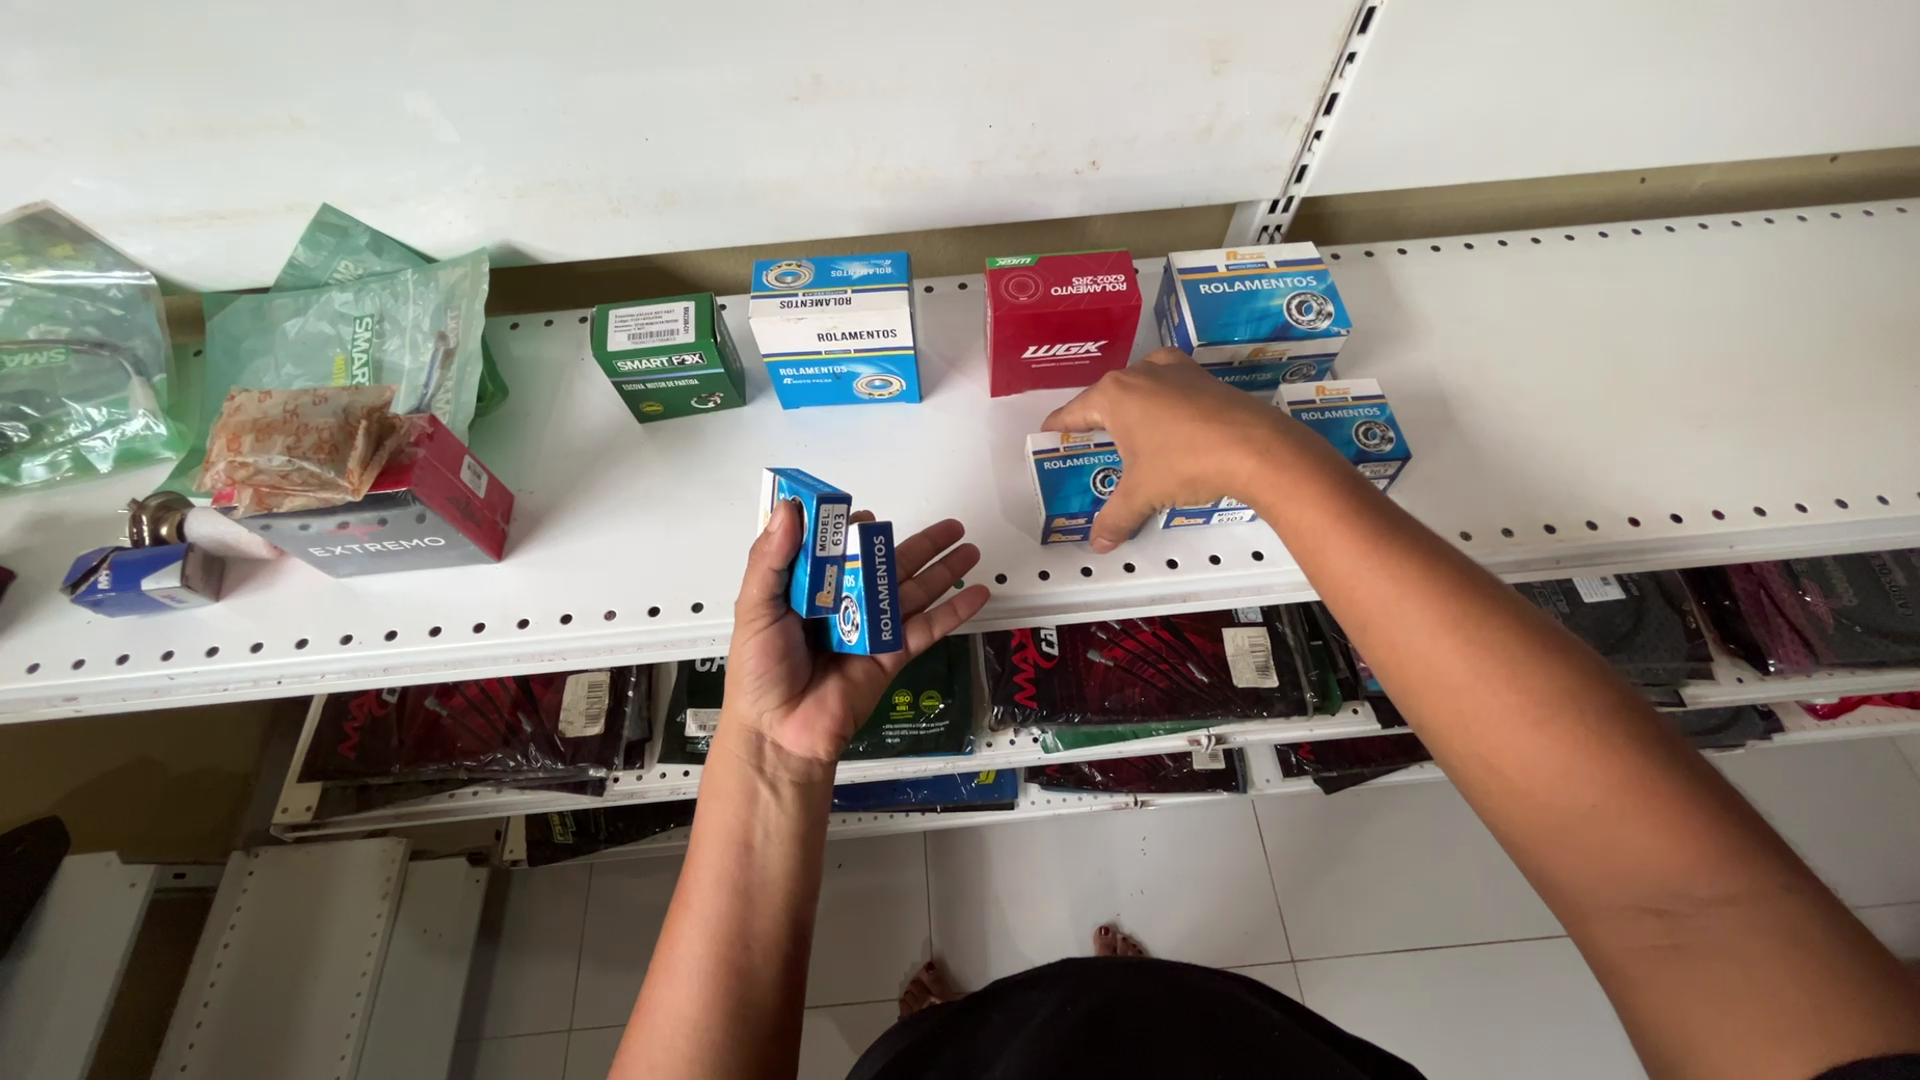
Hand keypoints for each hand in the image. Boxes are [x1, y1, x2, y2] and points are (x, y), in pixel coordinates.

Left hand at [718, 501, 990, 777]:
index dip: (854, 529)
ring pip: (917, 590)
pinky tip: (978, 592)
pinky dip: (955, 610)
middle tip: (951, 526)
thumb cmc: (761, 670)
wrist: (782, 731)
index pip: (841, 548)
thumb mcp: (756, 607)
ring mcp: (874, 628)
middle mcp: (847, 603)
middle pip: (891, 564)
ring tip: (970, 547)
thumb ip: (771, 558)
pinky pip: (928, 627)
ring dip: (945, 569)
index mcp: (813, 588)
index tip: (864, 514)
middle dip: (923, 544)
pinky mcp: (893, 654)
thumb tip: (788, 509)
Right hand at [1043, 347, 1298, 551]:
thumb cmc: (1185, 463)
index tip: (1047, 436)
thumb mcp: (1142, 495)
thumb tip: (1098, 545)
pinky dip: (1160, 404)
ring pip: (1138, 388)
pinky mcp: (1203, 378)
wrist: (1256, 448)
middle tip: (1089, 448)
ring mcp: (1173, 370)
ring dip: (1130, 410)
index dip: (1057, 428)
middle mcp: (1139, 373)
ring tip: (1127, 436)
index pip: (1072, 412)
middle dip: (1095, 423)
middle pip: (1104, 398)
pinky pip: (1168, 388)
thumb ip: (1115, 518)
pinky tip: (1166, 424)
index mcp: (1113, 394)